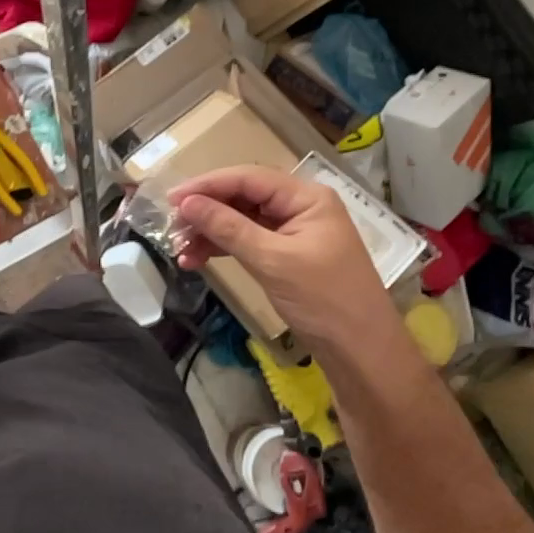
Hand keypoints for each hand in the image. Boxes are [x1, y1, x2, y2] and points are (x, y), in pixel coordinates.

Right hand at [167, 166, 400, 349]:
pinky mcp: (287, 256)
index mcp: (306, 198)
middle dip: (205, 210)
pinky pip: (247, 241)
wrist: (363, 354)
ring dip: (209, 232)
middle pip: (242, 196)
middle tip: (171, 226)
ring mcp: (294, 232)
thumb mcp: (272, 261)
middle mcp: (300, 207)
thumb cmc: (324, 301)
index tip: (171, 199)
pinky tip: (197, 260)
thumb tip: (187, 203)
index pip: (247, 178)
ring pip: (241, 220)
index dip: (206, 185)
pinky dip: (222, 248)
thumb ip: (228, 227)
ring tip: (179, 249)